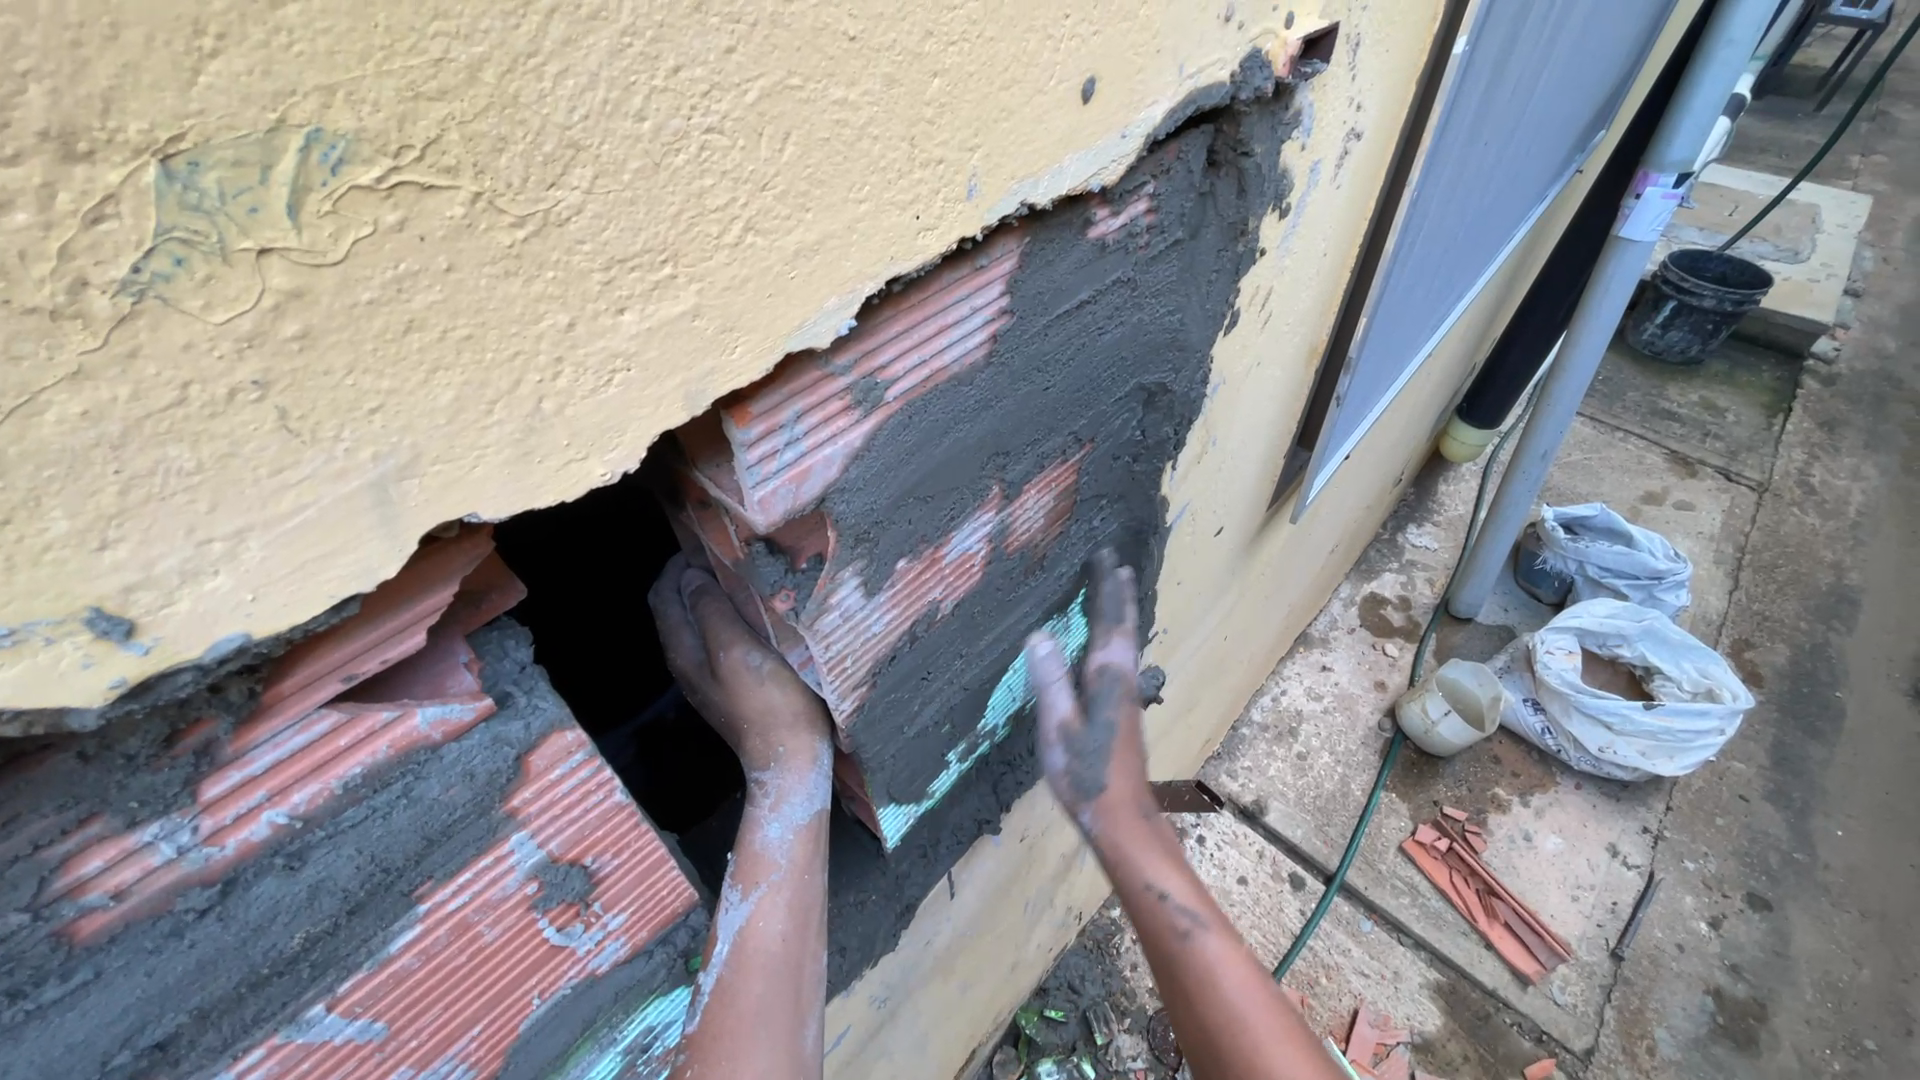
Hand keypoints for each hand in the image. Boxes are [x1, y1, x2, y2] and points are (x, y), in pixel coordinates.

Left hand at [648, 554, 831, 777]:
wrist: (789, 757)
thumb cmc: (768, 701)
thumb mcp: (737, 650)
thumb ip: (710, 611)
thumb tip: (690, 576)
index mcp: (683, 649)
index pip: (663, 594)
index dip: (678, 565)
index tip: (709, 543)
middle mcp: (687, 661)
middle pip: (677, 607)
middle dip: (693, 577)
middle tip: (729, 555)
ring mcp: (708, 675)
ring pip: (698, 622)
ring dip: (713, 596)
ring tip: (745, 576)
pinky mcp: (730, 683)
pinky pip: (719, 638)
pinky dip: (729, 616)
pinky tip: (756, 612)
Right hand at [1024, 549, 1153, 836]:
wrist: (1120, 815)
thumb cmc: (1085, 772)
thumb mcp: (1058, 727)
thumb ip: (1051, 680)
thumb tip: (1039, 633)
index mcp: (1105, 676)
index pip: (1107, 620)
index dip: (1106, 588)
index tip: (1106, 556)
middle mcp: (1121, 679)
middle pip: (1124, 626)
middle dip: (1121, 594)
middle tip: (1119, 565)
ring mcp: (1126, 696)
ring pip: (1128, 642)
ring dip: (1124, 614)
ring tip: (1121, 593)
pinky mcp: (1124, 710)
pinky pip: (1122, 658)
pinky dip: (1119, 637)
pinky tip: (1111, 647)